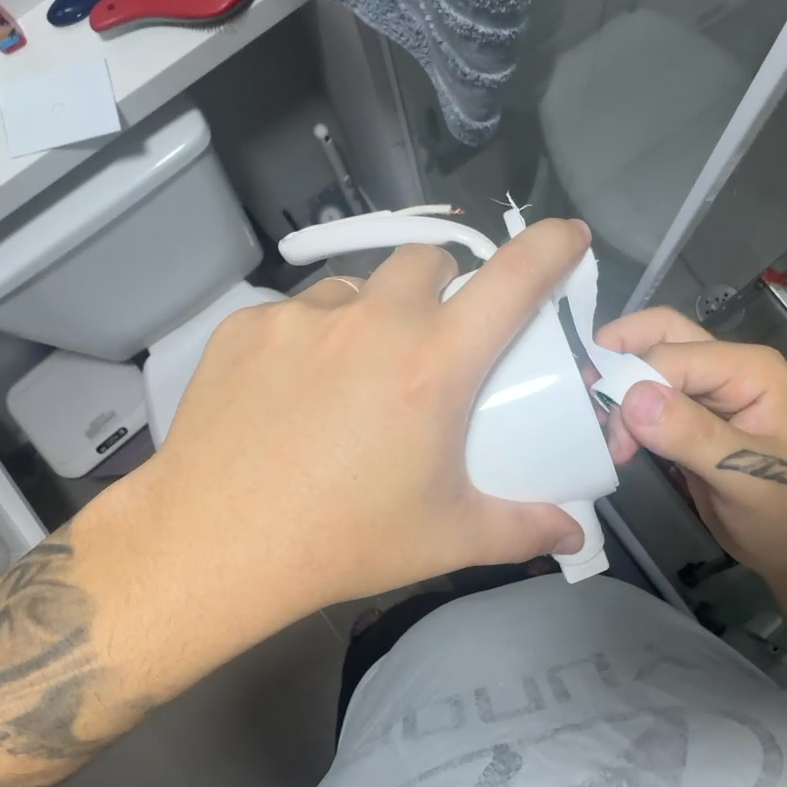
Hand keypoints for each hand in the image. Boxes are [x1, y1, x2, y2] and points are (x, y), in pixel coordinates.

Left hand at [123, 221, 589, 627]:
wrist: (213, 547)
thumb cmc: (343, 541)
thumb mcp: (446, 539)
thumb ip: (522, 530)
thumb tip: (573, 536)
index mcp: (432, 365)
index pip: (513, 279)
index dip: (551, 248)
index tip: (567, 239)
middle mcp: (371, 321)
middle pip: (427, 261)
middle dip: (444, 289)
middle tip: (435, 346)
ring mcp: (300, 318)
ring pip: (357, 287)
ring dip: (374, 314)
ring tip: (356, 376)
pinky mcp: (245, 327)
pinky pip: (296, 313)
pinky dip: (313, 339)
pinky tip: (294, 393)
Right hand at [595, 307, 786, 582]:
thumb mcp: (748, 476)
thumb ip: (691, 435)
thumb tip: (631, 398)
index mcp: (749, 370)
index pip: (673, 356)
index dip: (634, 386)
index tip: (615, 439)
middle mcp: (727, 371)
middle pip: (661, 338)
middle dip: (619, 361)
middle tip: (583, 397)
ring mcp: (709, 397)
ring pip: (651, 368)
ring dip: (619, 390)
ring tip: (600, 431)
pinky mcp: (692, 424)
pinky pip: (652, 403)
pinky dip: (627, 414)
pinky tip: (614, 440)